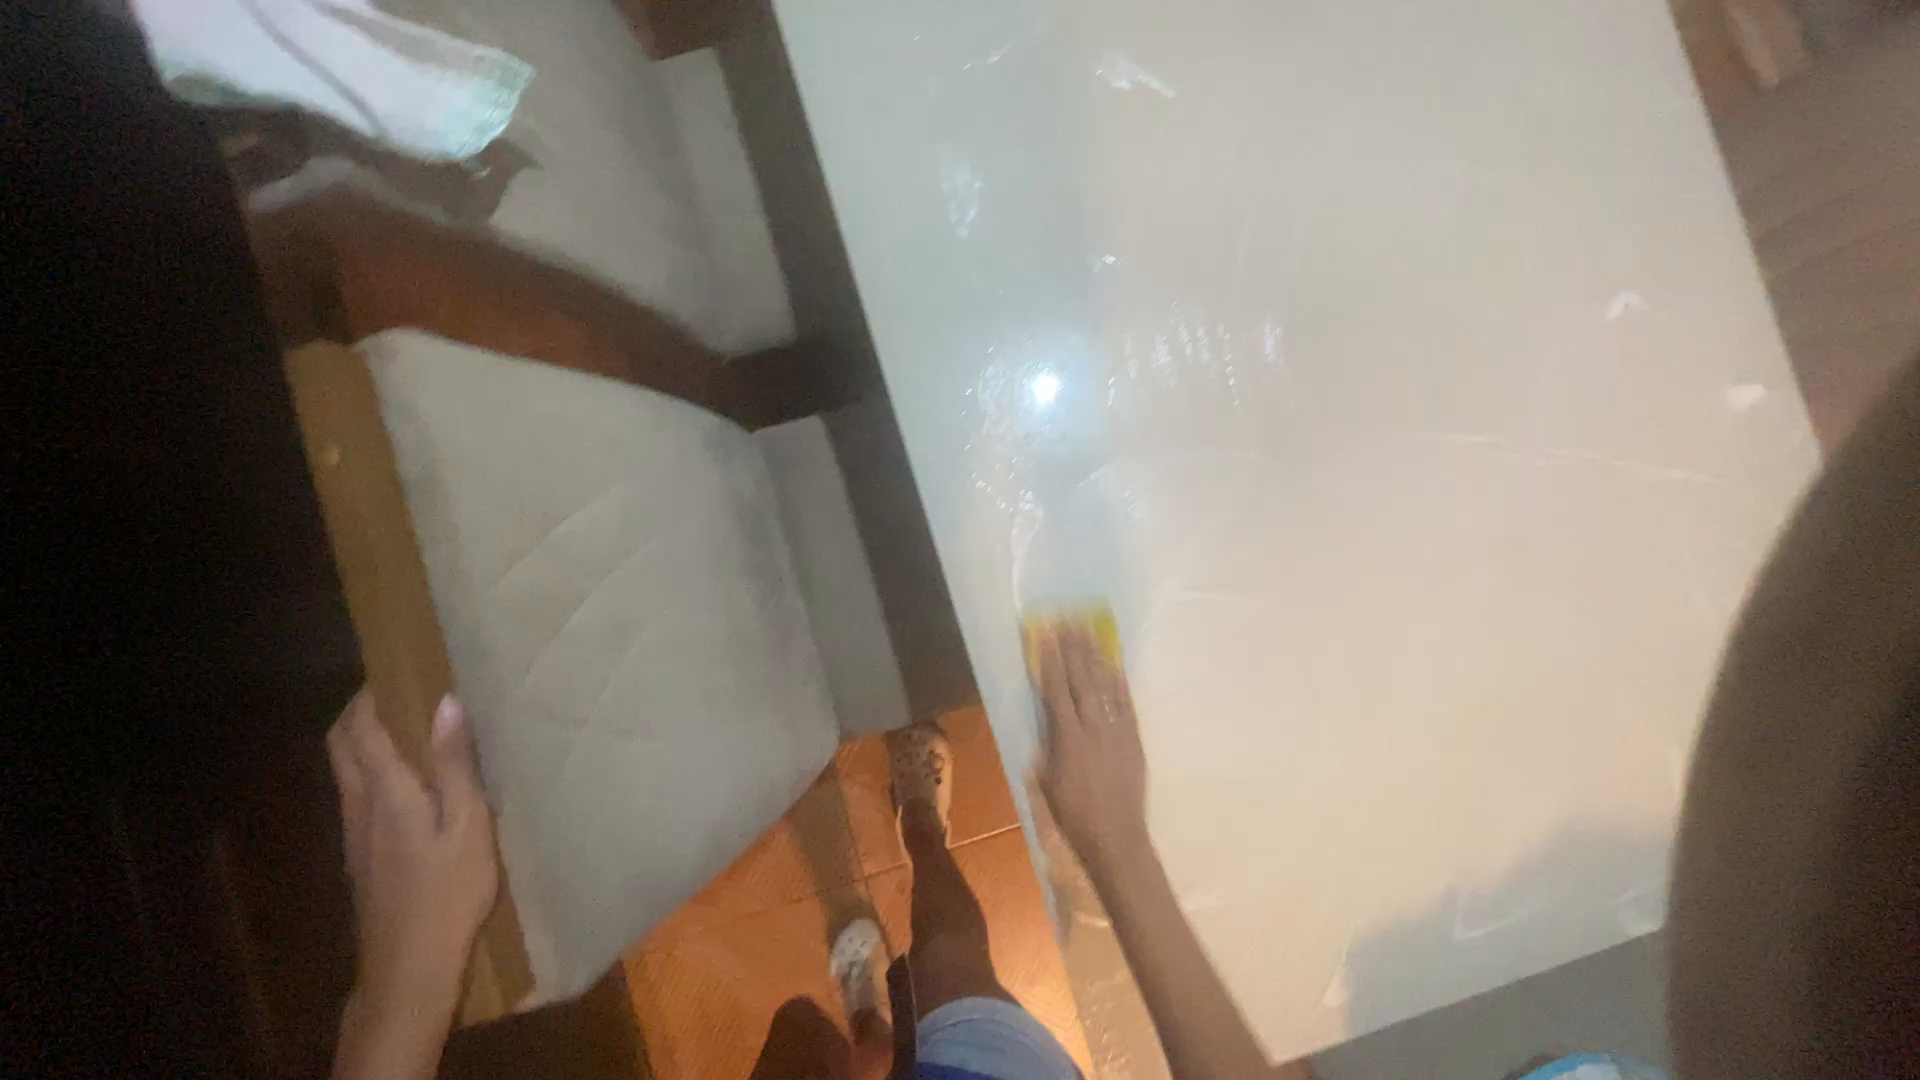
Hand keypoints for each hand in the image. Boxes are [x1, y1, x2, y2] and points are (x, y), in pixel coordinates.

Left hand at [327, 691, 497, 1009]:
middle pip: (340, 746)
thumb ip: (456, 764)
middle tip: (397, 691)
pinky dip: (369, 768)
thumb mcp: (469, 823)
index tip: (395, 668)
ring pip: (344, 770)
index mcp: (387, 791)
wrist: (409, 964)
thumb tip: (446, 703)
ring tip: (404, 724)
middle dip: (358, 712)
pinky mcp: (362, 854)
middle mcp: (360, 805)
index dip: (370, 696)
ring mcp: (355, 833)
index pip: (361, 730)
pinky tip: (405, 778)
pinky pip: (356, 793)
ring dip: (361, 739)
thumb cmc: (449, 889)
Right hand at [1036, 624, 1151, 873]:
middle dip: (1073, 649)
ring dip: (1095, 657)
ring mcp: (1118, 731)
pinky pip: (1126, 704)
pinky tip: (1113, 664)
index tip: (1047, 637)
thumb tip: (1046, 721)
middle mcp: (1094, 728)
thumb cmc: (1073, 815)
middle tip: (1068, 621)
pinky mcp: (1134, 739)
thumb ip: (1047, 747)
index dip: (1051, 662)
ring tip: (1089, 632)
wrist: (1116, 837)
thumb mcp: (1047, 781)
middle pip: (1082, 680)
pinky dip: (1119, 682)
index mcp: (1068, 739)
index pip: (1057, 690)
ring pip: (1104, 686)